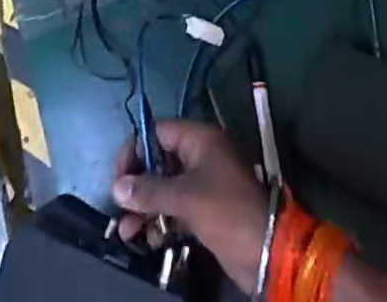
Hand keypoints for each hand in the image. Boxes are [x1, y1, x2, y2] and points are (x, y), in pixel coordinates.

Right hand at [111, 120, 268, 292]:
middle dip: (137, 184)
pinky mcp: (205, 210)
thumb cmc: (227, 212)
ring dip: (144, 207)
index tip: (118, 177)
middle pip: (158, 161)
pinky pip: (175, 208)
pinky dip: (160, 220)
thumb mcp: (186, 198)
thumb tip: (116, 187)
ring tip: (126, 231)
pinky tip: (148, 239)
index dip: (134, 150)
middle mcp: (200, 156)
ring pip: (164, 188)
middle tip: (119, 206)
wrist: (269, 253)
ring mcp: (203, 184)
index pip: (157, 133)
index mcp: (199, 140)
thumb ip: (149, 191)